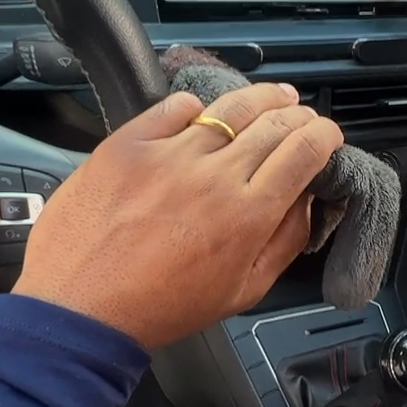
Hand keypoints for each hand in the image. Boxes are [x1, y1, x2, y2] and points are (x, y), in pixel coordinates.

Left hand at [14, 83, 343, 347]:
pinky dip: (197, 106)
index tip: (327, 136)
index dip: (325, 135)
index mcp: (248, 215)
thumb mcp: (245, 291)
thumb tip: (307, 201)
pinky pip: (175, 107)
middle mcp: (213, 176)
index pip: (304, 151)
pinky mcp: (128, 144)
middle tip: (304, 117)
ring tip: (273, 96)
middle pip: (274, 122)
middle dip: (300, 115)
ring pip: (230, 107)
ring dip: (261, 98)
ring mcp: (168, 154)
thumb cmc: (162, 307)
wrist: (79, 310)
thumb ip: (286, 242)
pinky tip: (204, 113)